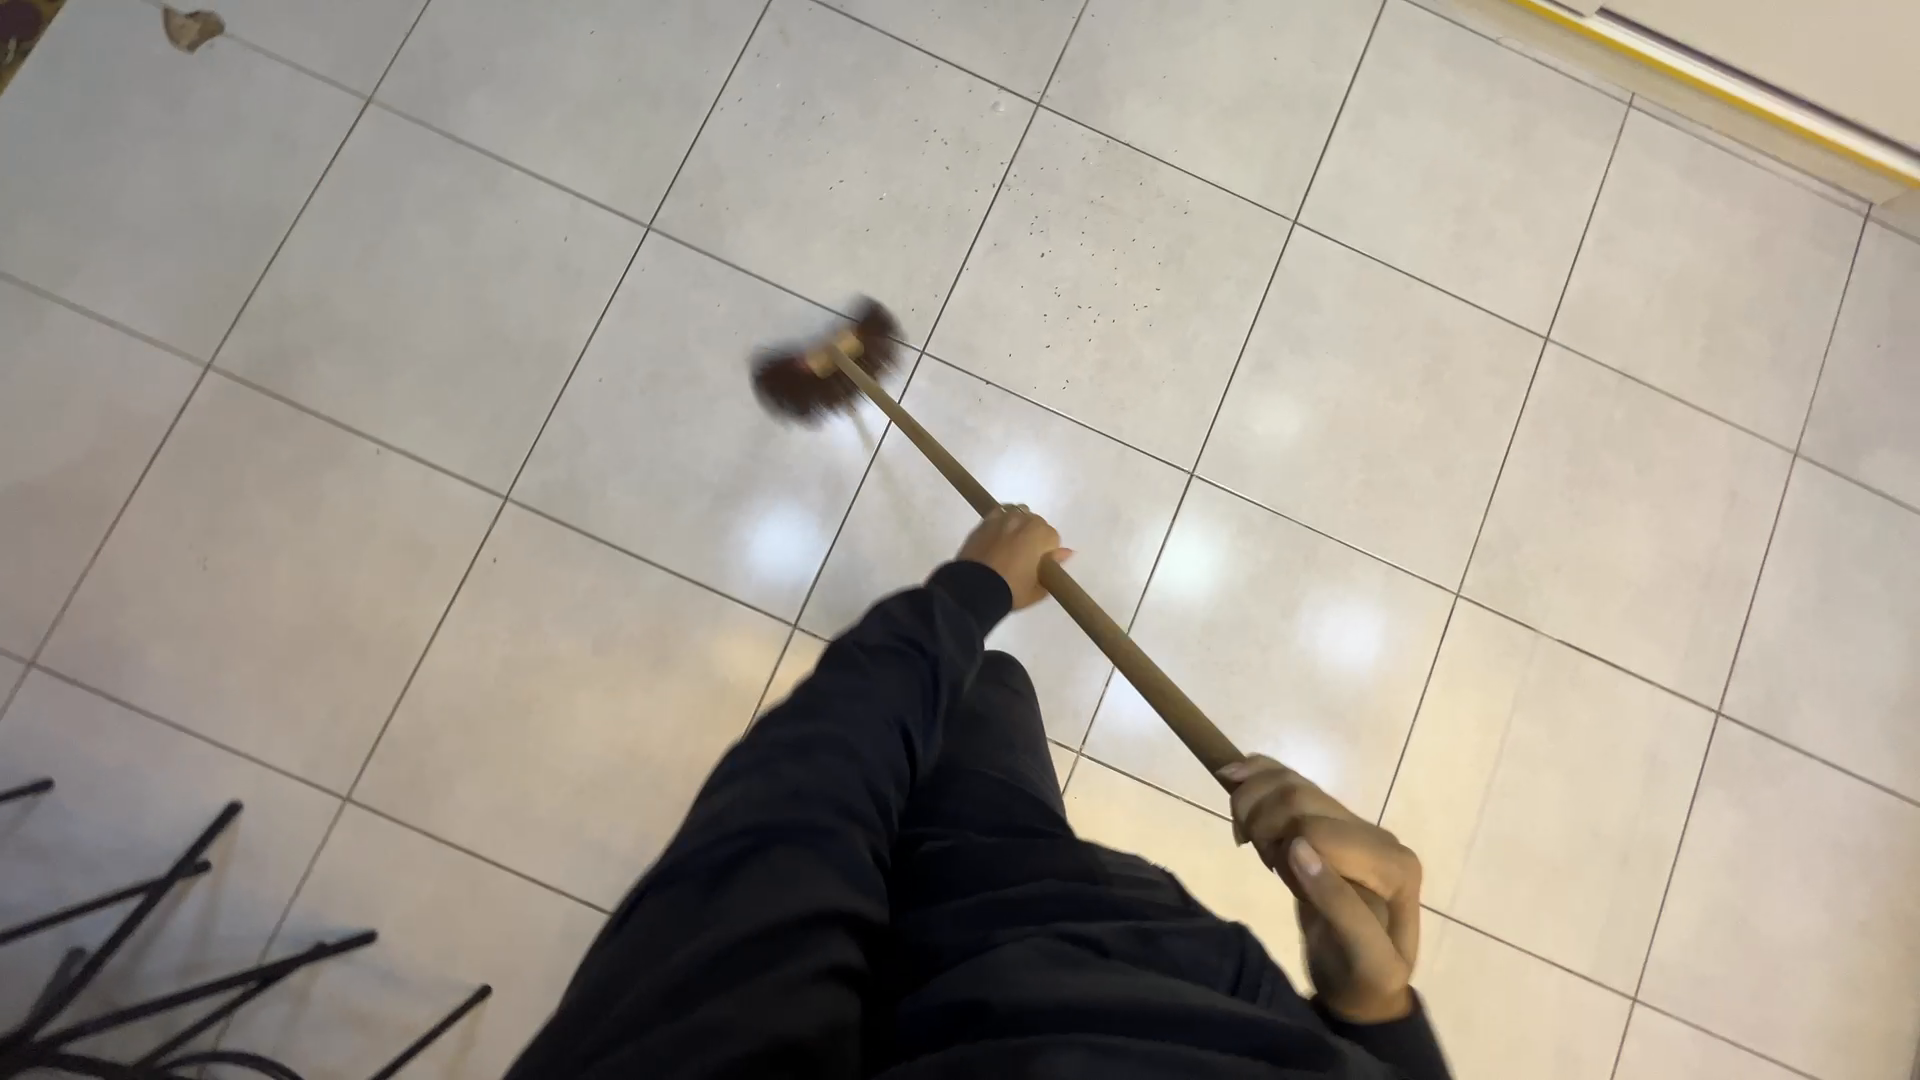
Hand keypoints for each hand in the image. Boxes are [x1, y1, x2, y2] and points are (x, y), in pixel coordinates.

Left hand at [955, 504, 1071, 610]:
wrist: (974, 589)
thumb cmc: (1011, 590)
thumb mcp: (1038, 587)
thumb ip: (1054, 567)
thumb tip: (1066, 553)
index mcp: (1041, 533)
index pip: (1053, 538)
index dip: (1047, 553)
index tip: (1038, 566)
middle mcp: (1024, 519)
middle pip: (1036, 523)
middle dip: (1033, 537)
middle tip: (1024, 558)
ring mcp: (1002, 518)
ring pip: (1017, 514)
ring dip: (1018, 526)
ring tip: (1010, 546)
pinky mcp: (984, 522)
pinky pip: (998, 515)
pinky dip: (1001, 523)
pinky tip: (997, 538)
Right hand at [1218, 755, 1421, 1024]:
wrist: (1360, 979)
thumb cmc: (1363, 974)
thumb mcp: (1363, 958)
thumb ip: (1339, 904)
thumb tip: (1296, 845)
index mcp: (1392, 865)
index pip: (1316, 830)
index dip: (1281, 848)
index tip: (1274, 875)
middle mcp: (1376, 834)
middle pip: (1298, 796)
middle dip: (1260, 819)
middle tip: (1254, 852)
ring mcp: (1352, 822)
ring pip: (1289, 782)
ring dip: (1250, 797)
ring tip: (1249, 834)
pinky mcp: (1328, 818)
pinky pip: (1287, 777)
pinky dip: (1254, 772)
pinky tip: (1232, 777)